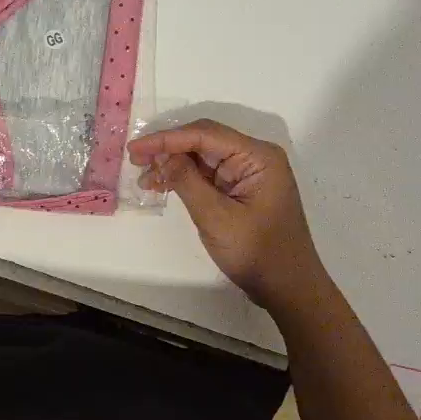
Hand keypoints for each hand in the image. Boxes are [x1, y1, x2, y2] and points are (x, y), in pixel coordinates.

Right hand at [128, 120, 328, 311]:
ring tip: (144, 178)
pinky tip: (161, 185)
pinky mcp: (239, 189)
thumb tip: (162, 156)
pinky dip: (183, 178)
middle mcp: (254, 158)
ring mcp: (247, 174)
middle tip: (136, 161)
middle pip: (203, 141)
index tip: (134, 149)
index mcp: (257, 157)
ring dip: (172, 164)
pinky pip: (207, 174)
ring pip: (202, 157)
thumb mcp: (216, 216)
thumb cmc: (256, 251)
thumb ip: (187, 181)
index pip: (205, 135)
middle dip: (168, 148)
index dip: (166, 139)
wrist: (285, 285)